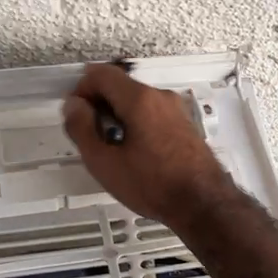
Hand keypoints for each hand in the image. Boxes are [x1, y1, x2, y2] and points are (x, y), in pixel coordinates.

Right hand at [63, 64, 232, 226]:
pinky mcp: (186, 126)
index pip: (101, 74)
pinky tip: (136, 155)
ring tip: (113, 151)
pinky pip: (154, 115)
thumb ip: (81, 129)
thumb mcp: (104, 162)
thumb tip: (73, 105)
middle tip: (91, 137)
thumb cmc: (153, 185)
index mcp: (140, 99)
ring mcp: (177, 111)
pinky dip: (138, 125)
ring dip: (119, 117)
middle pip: (120, 87)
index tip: (76, 116)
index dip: (81, 90)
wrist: (203, 204)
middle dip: (99, 106)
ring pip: (138, 102)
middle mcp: (161, 97)